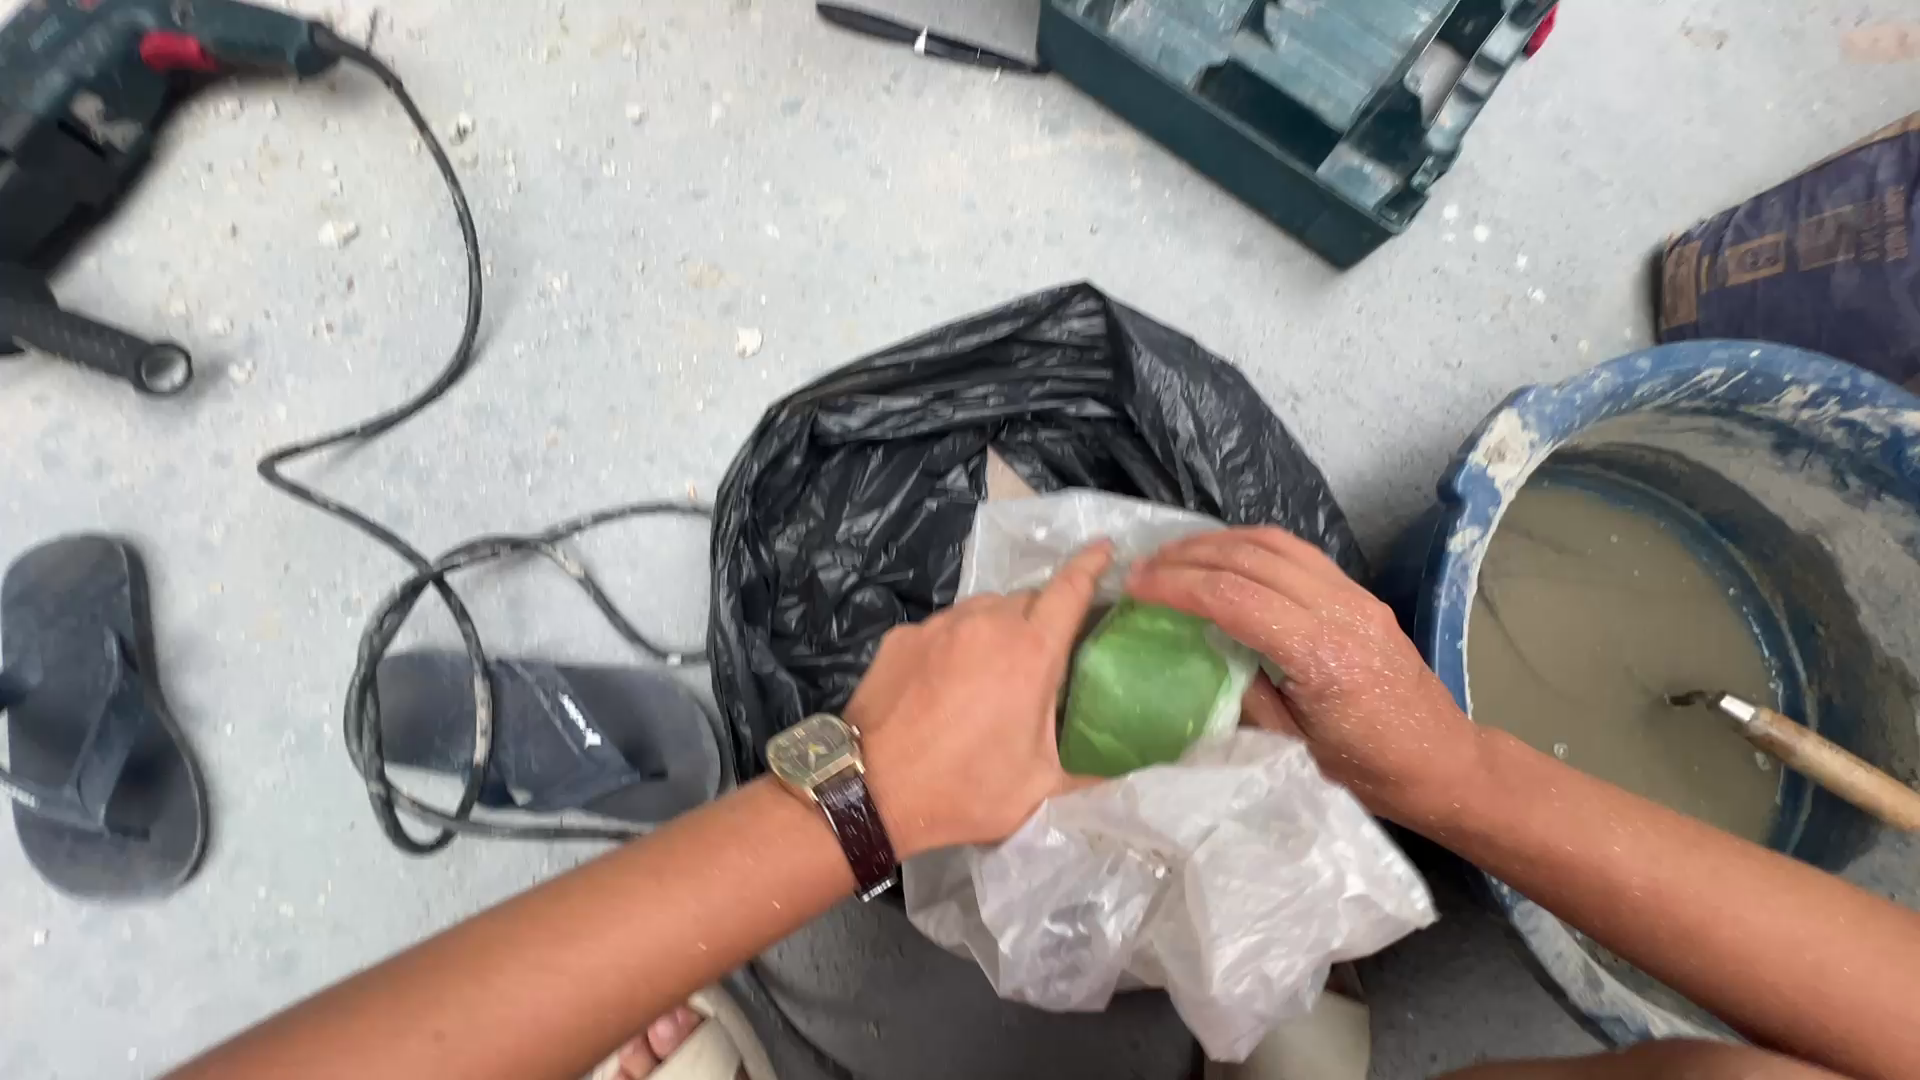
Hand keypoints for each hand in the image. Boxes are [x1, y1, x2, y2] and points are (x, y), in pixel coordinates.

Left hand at [848, 543, 1111, 855]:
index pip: (1070, 589)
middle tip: (1045, 655)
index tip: (1105, 548)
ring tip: (993, 671)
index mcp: (1029, 651)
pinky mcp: (903, 635)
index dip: (1091, 565)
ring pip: (984, 609)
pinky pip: (945, 626)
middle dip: (1043, 617)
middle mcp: (985, 623)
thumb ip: (1090, 765)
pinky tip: (947, 682)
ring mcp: (939, 625)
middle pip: (1027, 599)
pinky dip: (958, 643)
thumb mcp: (1039, 787)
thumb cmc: (963, 788)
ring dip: (998, 629)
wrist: (871, 791)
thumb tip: (1129, 758)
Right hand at [1126, 528, 1480, 824]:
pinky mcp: (1357, 591)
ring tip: (1171, 555)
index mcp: (1321, 656)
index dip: (1176, 586)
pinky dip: (1246, 544)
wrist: (1445, 762)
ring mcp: (1353, 595)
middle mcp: (1339, 611)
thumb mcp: (1291, 747)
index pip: (1233, 597)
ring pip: (1271, 542)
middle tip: (1142, 566)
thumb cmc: (1369, 770)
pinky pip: (1294, 550)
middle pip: (1248, 558)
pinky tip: (1220, 555)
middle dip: (1185, 556)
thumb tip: (1201, 649)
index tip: (1134, 585)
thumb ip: (1244, 692)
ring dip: (1214, 541)